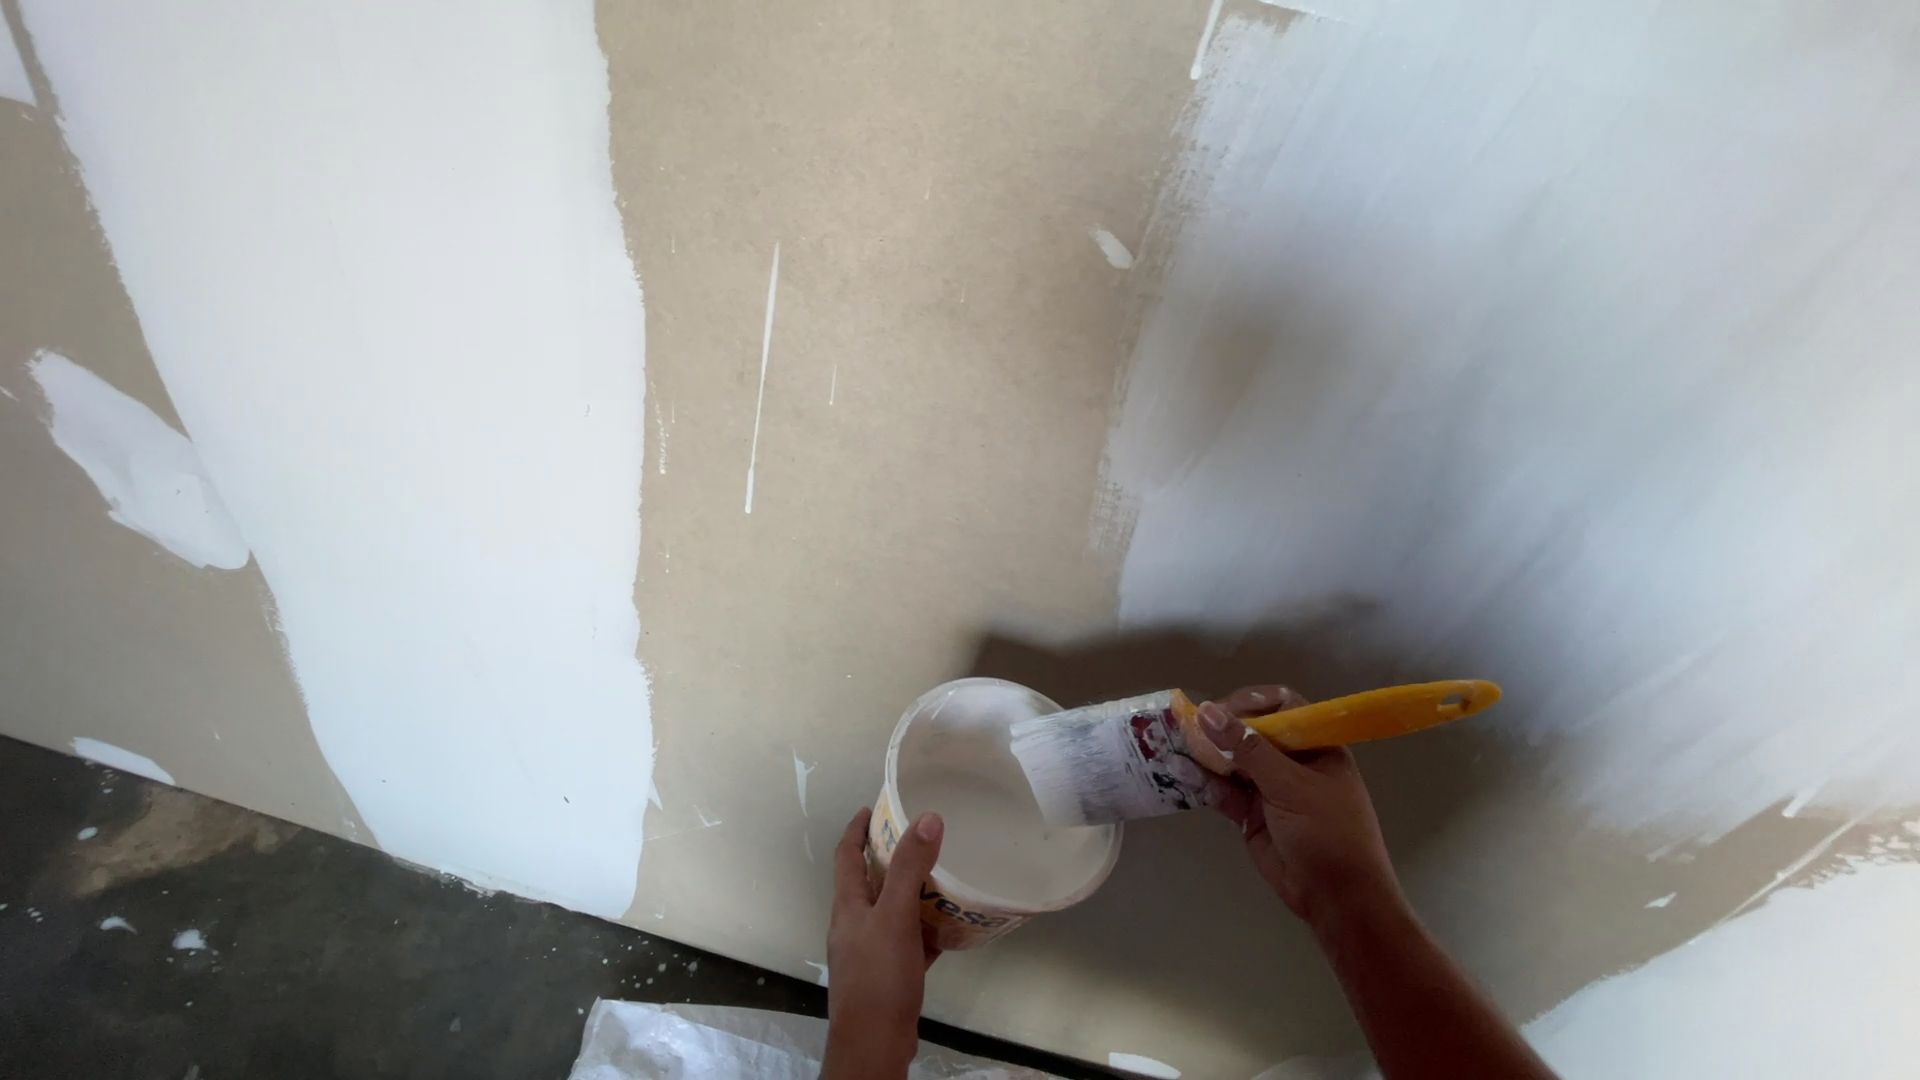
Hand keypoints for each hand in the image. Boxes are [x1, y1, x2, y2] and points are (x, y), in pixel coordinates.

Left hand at [821, 806, 944, 1079]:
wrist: (874, 1046)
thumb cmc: (878, 977)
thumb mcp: (895, 916)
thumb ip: (910, 868)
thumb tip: (927, 817)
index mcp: (848, 906)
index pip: (846, 854)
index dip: (857, 828)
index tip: (873, 806)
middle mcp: (855, 925)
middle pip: (871, 880)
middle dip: (891, 857)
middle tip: (921, 837)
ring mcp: (871, 952)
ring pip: (892, 911)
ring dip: (912, 892)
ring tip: (942, 874)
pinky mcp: (889, 976)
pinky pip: (909, 942)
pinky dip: (926, 930)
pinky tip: (949, 926)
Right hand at [1200, 686, 1401, 928]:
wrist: (1337, 899)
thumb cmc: (1328, 832)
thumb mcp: (1290, 785)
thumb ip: (1247, 748)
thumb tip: (1206, 711)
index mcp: (1315, 747)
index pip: (1283, 707)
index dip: (1252, 702)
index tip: (1222, 708)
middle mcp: (1291, 762)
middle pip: (1251, 732)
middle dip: (1221, 728)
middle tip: (1189, 726)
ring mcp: (1270, 788)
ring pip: (1232, 761)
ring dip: (1206, 754)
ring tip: (1175, 743)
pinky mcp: (1251, 814)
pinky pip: (1223, 791)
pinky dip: (1203, 782)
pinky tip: (1180, 771)